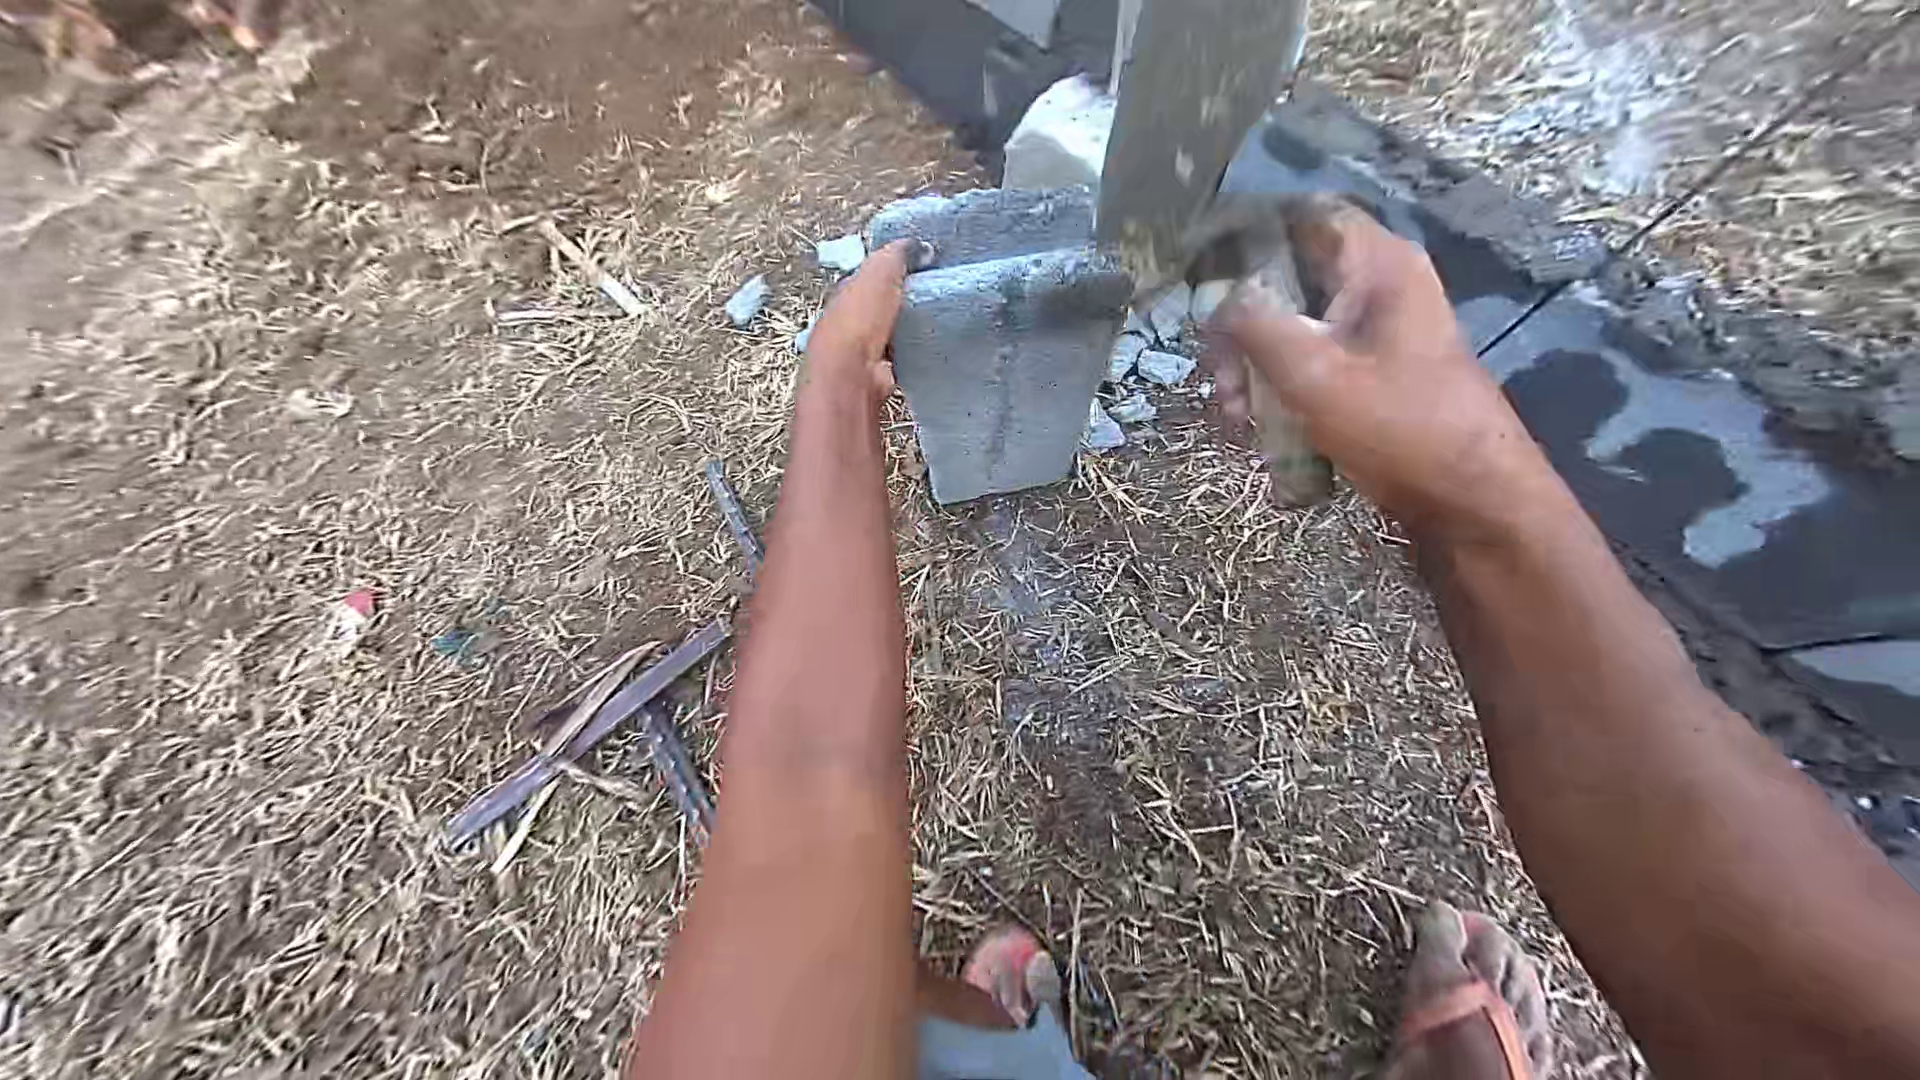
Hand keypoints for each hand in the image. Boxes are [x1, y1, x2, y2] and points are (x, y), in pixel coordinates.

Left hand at [803, 240, 926, 400]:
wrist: (853, 372)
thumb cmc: (861, 318)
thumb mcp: (881, 271)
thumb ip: (899, 255)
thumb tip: (922, 246)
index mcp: (848, 291)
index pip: (874, 276)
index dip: (898, 269)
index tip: (927, 267)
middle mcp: (852, 321)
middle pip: (884, 307)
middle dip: (907, 302)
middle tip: (939, 296)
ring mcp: (864, 351)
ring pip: (893, 333)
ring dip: (911, 330)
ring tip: (940, 323)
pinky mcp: (879, 376)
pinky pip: (901, 358)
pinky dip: (913, 353)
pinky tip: (931, 350)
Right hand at [1206, 200, 1552, 534]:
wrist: (1463, 492)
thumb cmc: (1397, 424)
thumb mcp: (1315, 373)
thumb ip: (1257, 326)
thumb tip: (1214, 300)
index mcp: (1377, 266)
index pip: (1303, 216)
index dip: (1248, 233)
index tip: (1201, 272)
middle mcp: (1372, 286)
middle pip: (1285, 279)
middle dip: (1239, 326)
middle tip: (1218, 374)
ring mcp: (1367, 329)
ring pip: (1286, 325)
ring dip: (1250, 365)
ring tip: (1235, 412)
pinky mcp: (1360, 367)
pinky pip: (1301, 359)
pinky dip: (1272, 384)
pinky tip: (1255, 422)